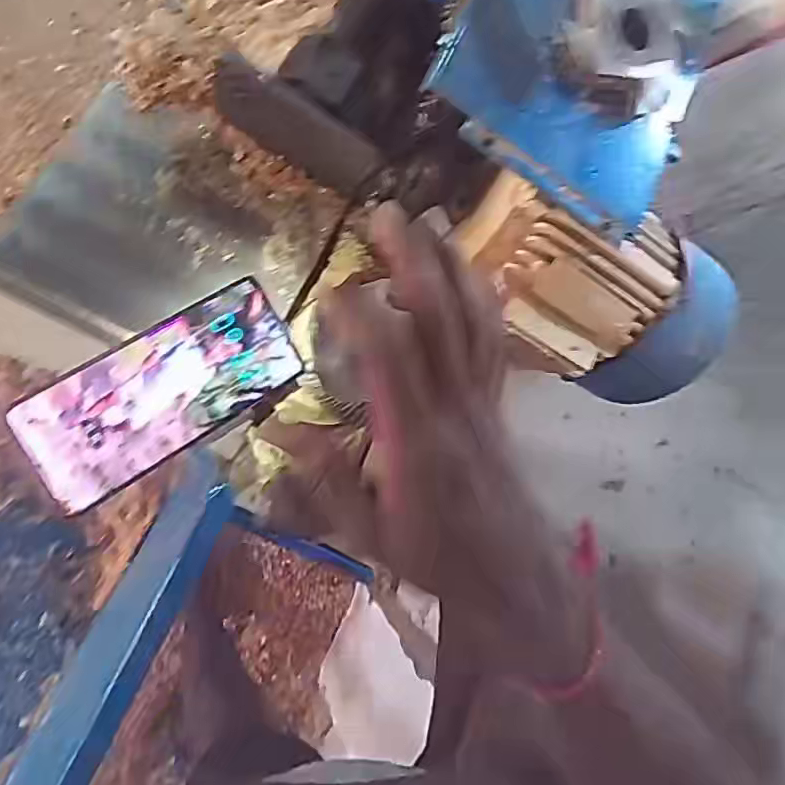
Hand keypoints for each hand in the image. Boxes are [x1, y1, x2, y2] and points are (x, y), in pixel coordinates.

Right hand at [322, 203, 591, 685]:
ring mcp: (481, 395)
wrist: (510, 569)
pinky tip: (475, 267)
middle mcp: (452, 403)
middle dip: (412, 260)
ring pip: (473, 317)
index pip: (388, 360)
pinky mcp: (497, 395)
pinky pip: (496, 336)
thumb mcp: (366, 532)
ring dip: (452, 263)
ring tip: (433, 220)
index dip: (359, 316)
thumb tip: (274, 429)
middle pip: (437, 318)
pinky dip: (486, 296)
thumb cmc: (432, 554)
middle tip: (387, 214)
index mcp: (413, 438)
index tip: (330, 290)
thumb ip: (323, 477)